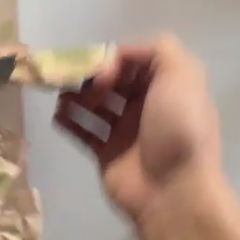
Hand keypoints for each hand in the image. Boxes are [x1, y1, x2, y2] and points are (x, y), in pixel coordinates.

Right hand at [55, 35, 222, 227]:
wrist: (174, 191)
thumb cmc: (178, 129)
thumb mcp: (181, 75)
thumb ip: (158, 49)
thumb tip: (119, 56)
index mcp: (168, 87)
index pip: (135, 60)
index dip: (116, 59)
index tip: (104, 71)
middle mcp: (147, 106)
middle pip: (113, 80)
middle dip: (92, 75)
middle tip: (77, 80)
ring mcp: (126, 131)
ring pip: (95, 103)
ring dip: (76, 94)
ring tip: (61, 94)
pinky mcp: (107, 153)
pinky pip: (83, 131)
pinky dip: (68, 120)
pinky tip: (57, 114)